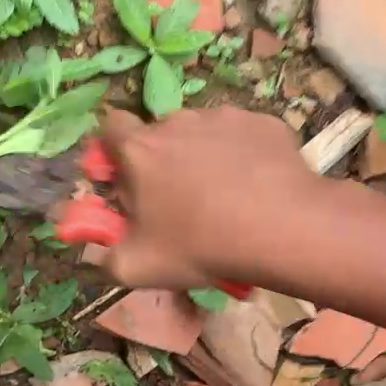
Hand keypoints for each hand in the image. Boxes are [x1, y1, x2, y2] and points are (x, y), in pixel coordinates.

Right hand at [97, 107, 324, 288]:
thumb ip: (104, 259)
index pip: (108, 126)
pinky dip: (240, 155)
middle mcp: (176, 122)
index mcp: (138, 150)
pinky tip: (253, 186)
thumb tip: (99, 253)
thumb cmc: (200, 246)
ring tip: (220, 195)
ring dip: (198, 155)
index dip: (111, 149)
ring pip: (199, 132)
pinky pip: (240, 136)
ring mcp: (223, 118)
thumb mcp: (135, 268)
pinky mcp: (263, 123)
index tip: (122, 177)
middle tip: (173, 200)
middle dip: (158, 159)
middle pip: (156, 133)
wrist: (286, 230)